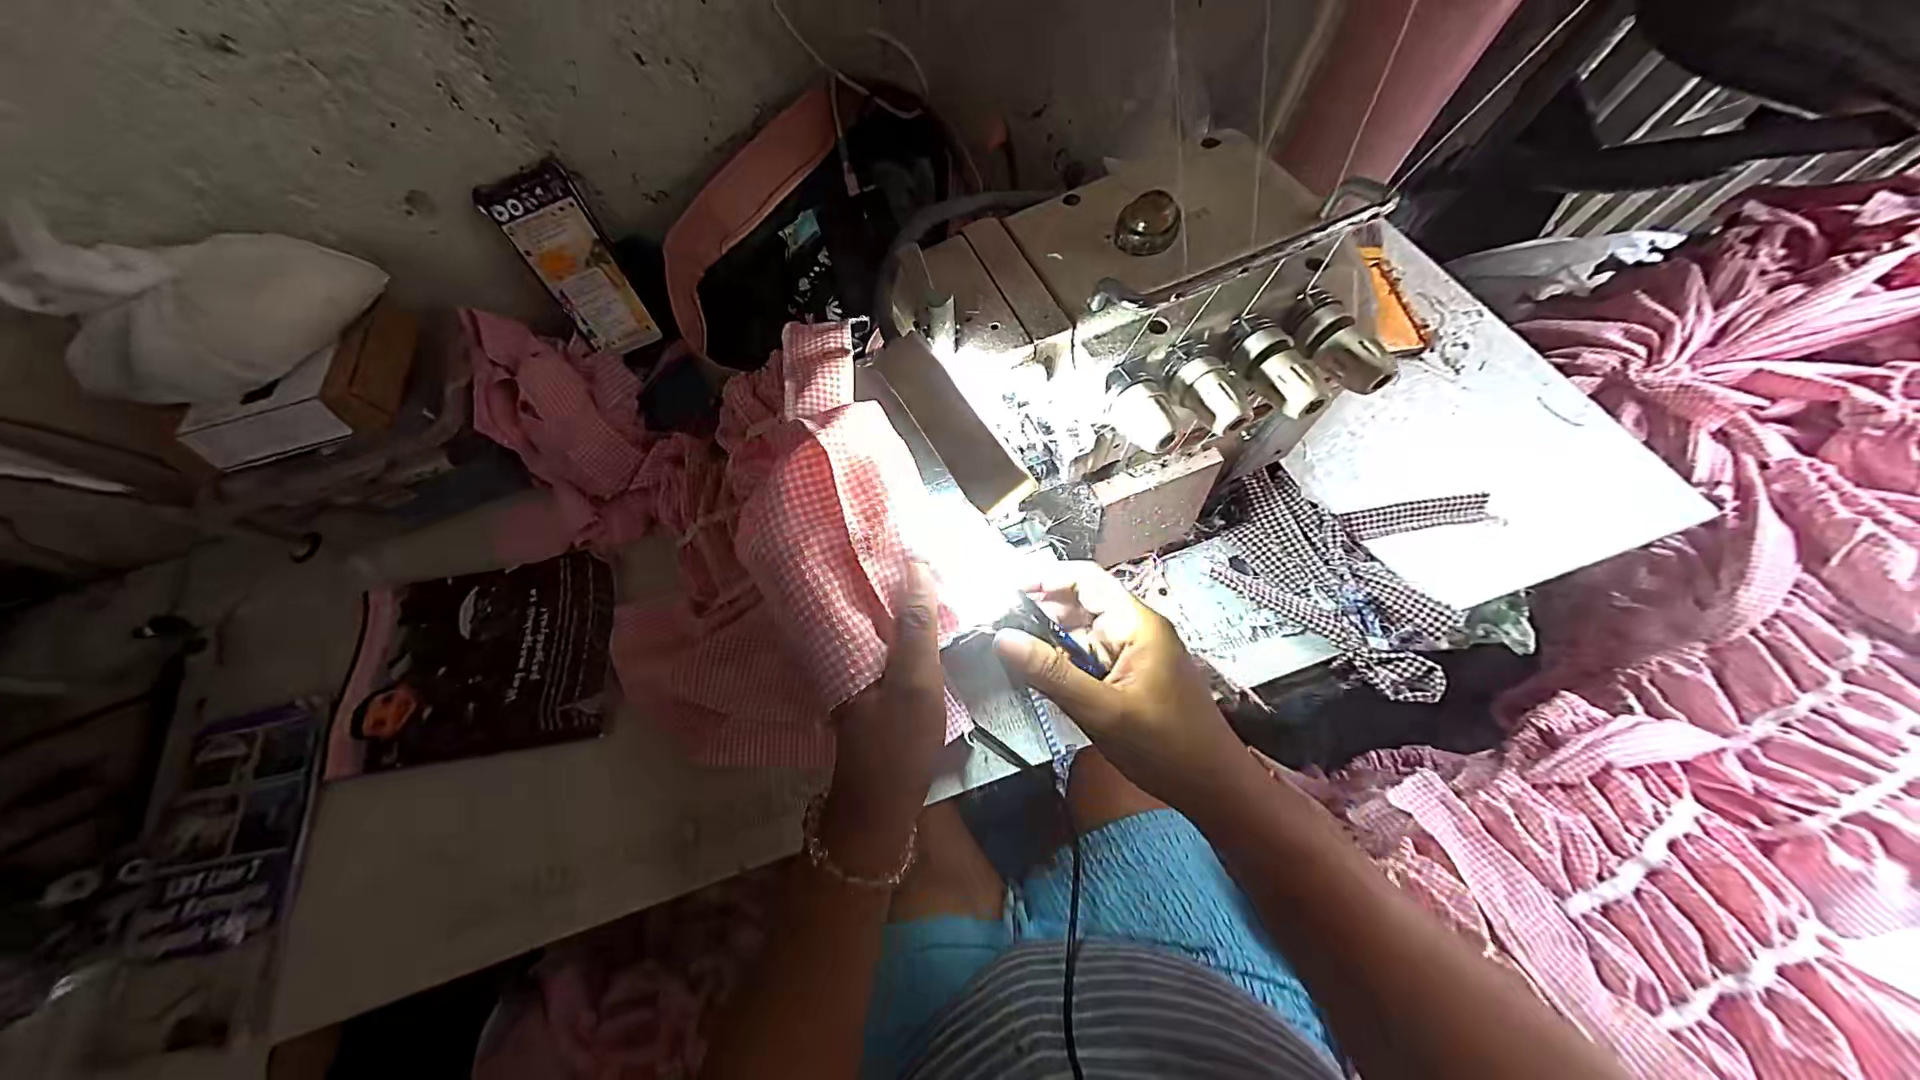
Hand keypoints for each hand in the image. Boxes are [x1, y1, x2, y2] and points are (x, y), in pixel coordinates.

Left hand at [822, 562, 945, 875]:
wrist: (882, 803)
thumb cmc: (897, 742)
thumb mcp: (914, 682)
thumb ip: (916, 627)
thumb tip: (917, 566)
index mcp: (849, 642)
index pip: (858, 582)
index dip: (878, 553)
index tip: (904, 524)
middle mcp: (848, 647)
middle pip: (869, 596)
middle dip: (893, 569)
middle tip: (926, 539)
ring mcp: (861, 665)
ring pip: (881, 617)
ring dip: (901, 595)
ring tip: (931, 566)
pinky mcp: (875, 680)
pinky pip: (889, 638)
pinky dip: (905, 623)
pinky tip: (928, 615)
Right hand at [992, 561, 1256, 815]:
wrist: (1214, 789)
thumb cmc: (1169, 749)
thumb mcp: (1102, 711)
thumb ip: (1051, 673)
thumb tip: (1005, 639)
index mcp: (1137, 625)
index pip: (1085, 580)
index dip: (1045, 580)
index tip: (1007, 593)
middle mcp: (1135, 631)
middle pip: (1079, 606)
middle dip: (1041, 617)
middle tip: (1004, 634)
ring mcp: (1133, 654)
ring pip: (1081, 635)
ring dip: (1051, 645)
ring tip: (1018, 660)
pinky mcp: (1129, 676)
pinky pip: (1090, 660)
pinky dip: (1066, 666)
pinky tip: (1045, 680)